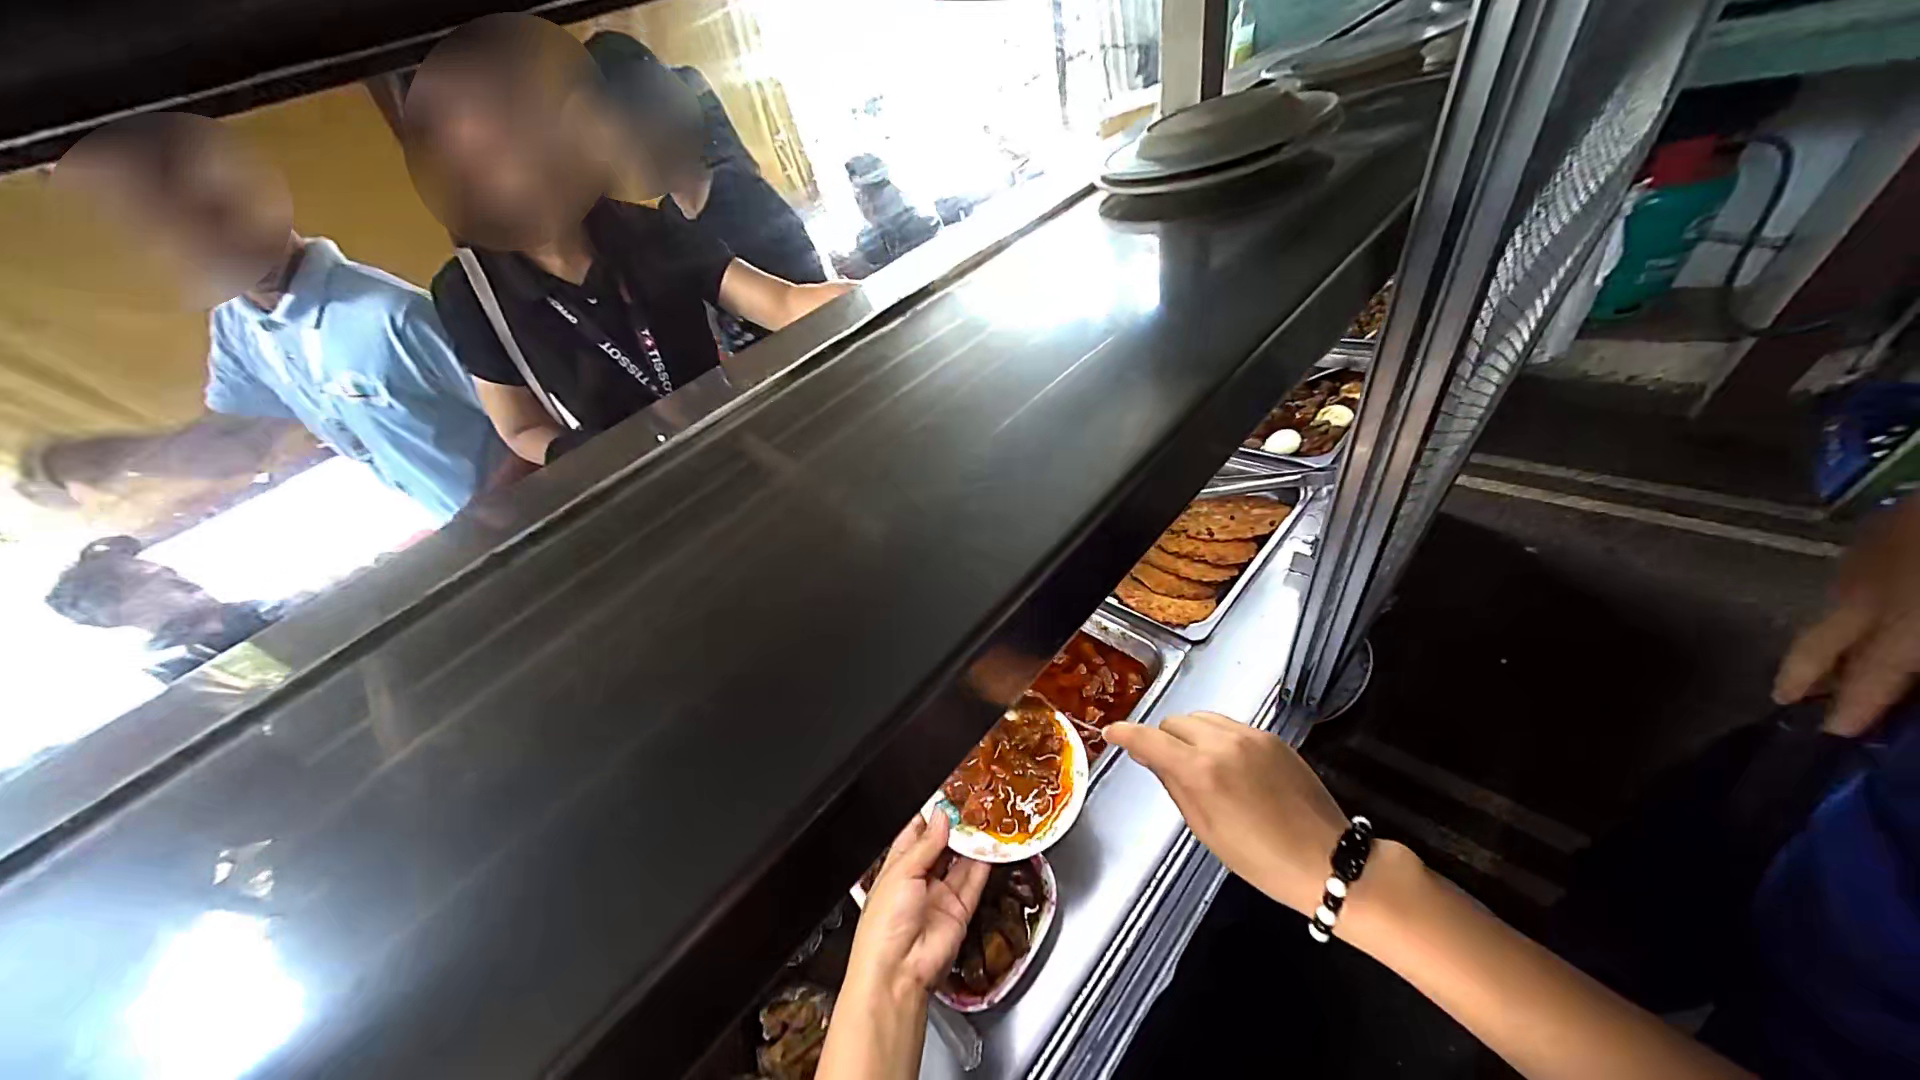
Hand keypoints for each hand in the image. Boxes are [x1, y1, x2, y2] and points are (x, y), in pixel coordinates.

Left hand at [845, 812, 989, 1001]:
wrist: (897, 973)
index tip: (947, 797)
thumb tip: (940, 816)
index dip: (931, 815)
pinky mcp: (958, 911)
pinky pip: (974, 882)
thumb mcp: (901, 872)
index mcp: (897, 867)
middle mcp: (918, 880)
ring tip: (984, 820)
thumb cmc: (882, 926)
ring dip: (971, 843)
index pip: (915, 833)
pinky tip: (991, 846)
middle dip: (955, 827)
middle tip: (971, 805)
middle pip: (941, 846)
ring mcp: (939, 896)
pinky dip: (985, 864)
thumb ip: (926, 843)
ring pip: (960, 861)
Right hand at [1105, 712, 1346, 915]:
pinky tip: (1227, 764)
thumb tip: (1149, 757)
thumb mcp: (1204, 828)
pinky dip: (1216, 737)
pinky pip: (1229, 725)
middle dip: (1162, 739)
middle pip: (1174, 722)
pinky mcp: (1272, 737)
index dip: (1125, 734)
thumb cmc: (1260, 858)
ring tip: (1198, 762)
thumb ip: (1172, 784)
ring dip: (1189, 734)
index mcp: (1202, 770)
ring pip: (1201, 717)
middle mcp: (1224, 743)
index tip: (1112, 733)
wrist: (1328, 860)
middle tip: (1164, 763)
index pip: (1149, 739)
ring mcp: (1251, 736)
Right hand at [1775, 496, 1919, 735]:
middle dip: (1804, 673)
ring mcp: (1868, 560)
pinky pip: (1857, 582)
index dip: (1852, 706)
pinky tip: (1870, 607)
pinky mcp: (1882, 533)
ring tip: (1830, 661)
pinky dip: (1855, 606)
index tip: (1829, 733)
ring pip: (1837, 610)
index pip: (1872, 675)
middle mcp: (1869, 594)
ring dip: (1830, 639)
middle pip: (1824, 641)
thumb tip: (1898, 673)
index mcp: (1903, 618)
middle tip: (1784, 697)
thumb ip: (1911, 647)